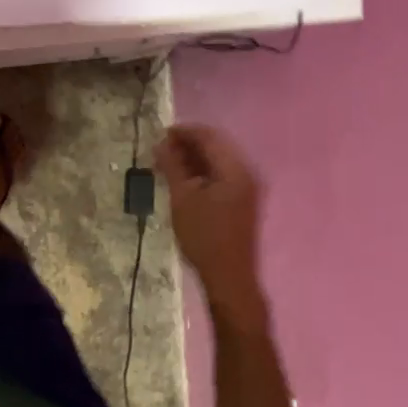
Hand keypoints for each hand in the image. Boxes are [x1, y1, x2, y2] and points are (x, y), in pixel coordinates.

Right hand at [155, 124, 264, 323]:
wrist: (229, 274)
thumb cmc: (203, 236)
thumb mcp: (182, 199)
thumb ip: (173, 167)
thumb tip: (161, 144)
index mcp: (235, 169)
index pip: (209, 137)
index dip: (184, 132)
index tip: (160, 134)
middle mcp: (246, 172)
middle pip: (216, 146)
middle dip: (188, 144)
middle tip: (160, 150)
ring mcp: (247, 186)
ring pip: (218, 161)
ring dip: (194, 158)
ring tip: (167, 164)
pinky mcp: (243, 200)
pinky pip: (221, 175)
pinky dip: (202, 172)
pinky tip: (183, 180)